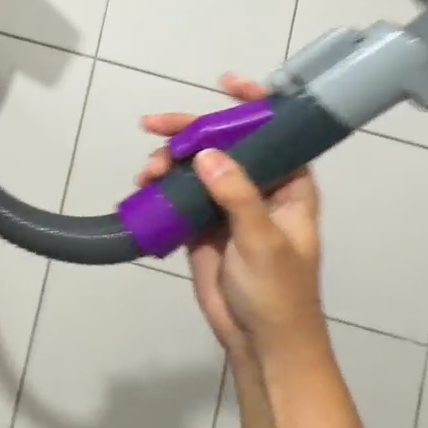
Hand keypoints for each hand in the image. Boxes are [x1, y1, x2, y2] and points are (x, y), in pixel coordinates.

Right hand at [136, 75, 324, 360]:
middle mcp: (255, 190)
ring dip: (166, 162)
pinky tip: (140, 190)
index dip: (254, 106)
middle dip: (186, 132)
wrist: (260, 343)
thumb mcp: (263, 243)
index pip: (274, 136)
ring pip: (192, 167)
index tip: (225, 84)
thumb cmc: (278, 294)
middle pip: (220, 145)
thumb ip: (237, 196)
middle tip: (152, 126)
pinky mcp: (199, 226)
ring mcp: (225, 207)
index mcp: (287, 189)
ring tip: (146, 175)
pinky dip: (156, 188)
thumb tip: (205, 153)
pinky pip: (175, 194)